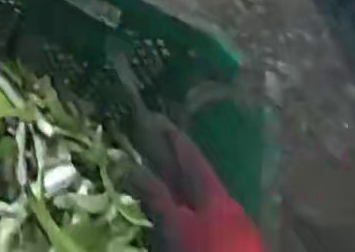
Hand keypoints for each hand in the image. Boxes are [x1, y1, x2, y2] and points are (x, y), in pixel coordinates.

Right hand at [129, 114, 264, 251]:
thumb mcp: (176, 228)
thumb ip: (155, 195)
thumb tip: (129, 165)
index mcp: (218, 196)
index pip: (190, 155)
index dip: (169, 134)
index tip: (149, 114)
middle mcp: (225, 208)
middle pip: (190, 176)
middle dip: (164, 158)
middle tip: (138, 138)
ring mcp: (226, 230)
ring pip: (190, 198)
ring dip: (166, 183)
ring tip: (141, 168)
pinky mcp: (219, 246)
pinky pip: (193, 217)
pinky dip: (173, 207)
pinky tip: (157, 207)